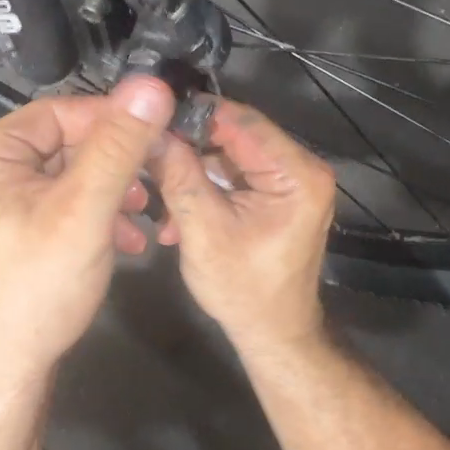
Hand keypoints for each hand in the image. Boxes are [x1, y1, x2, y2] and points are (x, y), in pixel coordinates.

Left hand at [0, 77, 175, 391]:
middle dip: (115, 164)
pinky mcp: (13, 232)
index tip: (158, 135)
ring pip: (68, 177)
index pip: (58, 112)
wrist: (8, 366)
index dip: (112, 120)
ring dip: (111, 191)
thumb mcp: (85, 211)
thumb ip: (118, 147)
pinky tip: (125, 240)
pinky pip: (60, 205)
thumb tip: (151, 86)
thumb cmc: (38, 289)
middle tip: (155, 181)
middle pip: (64, 144)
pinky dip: (94, 215)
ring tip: (143, 215)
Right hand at [154, 99, 335, 355]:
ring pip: (230, 158)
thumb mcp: (203, 231)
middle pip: (236, 137)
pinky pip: (235, 178)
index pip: (243, 122)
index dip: (195, 116)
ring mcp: (291, 183)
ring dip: (192, 174)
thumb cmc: (244, 289)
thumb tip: (150, 132)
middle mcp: (302, 168)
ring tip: (156, 195)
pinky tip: (175, 214)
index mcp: (297, 173)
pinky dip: (205, 190)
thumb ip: (178, 176)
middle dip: (189, 149)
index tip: (150, 117)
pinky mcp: (278, 197)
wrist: (273, 333)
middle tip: (146, 155)